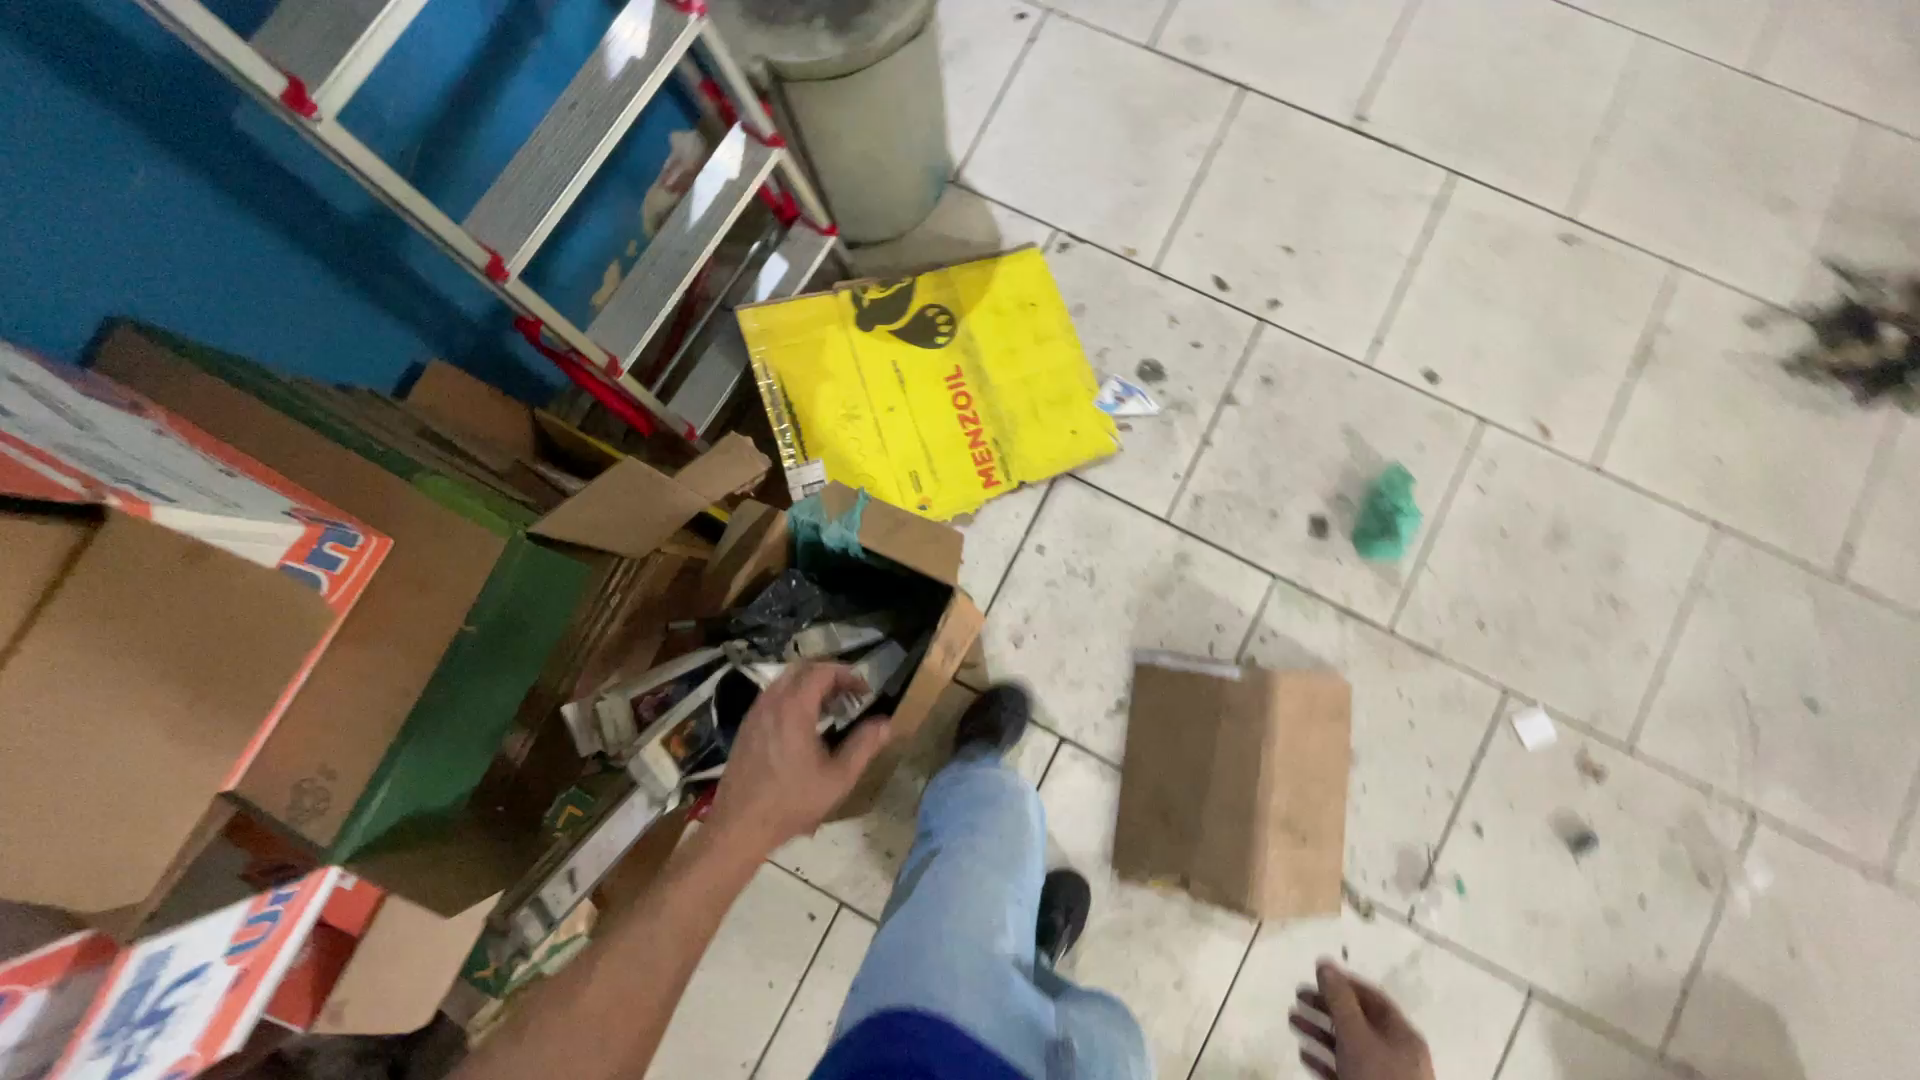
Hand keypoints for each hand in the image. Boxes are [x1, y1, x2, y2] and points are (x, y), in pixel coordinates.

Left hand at [704, 663, 895, 857]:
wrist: (739, 827)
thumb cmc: (792, 802)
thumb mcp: (838, 778)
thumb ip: (864, 745)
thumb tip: (886, 723)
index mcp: (793, 708)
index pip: (822, 671)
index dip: (847, 674)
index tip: (864, 691)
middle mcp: (771, 702)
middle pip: (802, 669)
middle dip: (829, 674)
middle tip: (849, 694)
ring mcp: (754, 714)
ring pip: (784, 681)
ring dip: (810, 685)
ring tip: (831, 708)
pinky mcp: (746, 728)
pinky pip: (772, 697)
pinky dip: (793, 697)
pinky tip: (805, 725)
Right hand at [1291, 962, 1434, 1079]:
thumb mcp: (1356, 1036)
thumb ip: (1339, 1000)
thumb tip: (1324, 964)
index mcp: (1400, 1034)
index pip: (1371, 997)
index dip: (1343, 983)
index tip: (1315, 974)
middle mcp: (1394, 1053)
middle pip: (1357, 1020)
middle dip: (1325, 1005)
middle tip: (1297, 995)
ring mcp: (1382, 1077)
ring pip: (1347, 1045)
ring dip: (1319, 1030)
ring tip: (1292, 1019)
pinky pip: (1343, 1071)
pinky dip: (1323, 1060)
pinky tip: (1304, 1054)